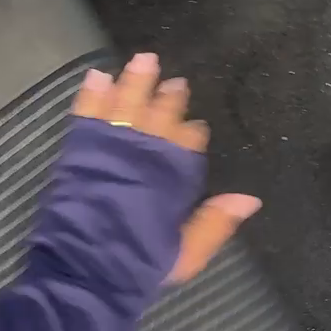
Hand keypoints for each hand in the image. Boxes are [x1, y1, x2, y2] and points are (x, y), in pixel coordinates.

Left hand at [72, 52, 260, 283]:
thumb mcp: (187, 252)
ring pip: (126, 105)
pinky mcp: (80, 152)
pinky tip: (97, 76)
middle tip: (174, 79)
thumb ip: (216, 222)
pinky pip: (88, 114)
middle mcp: (145, 156)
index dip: (192, 131)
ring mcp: (111, 150)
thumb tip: (250, 199)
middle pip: (160, 116)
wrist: (86, 272)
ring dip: (135, 81)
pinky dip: (92, 94)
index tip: (195, 124)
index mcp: (173, 179)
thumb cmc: (140, 264)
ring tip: (143, 59)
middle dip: (168, 96)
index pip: (188, 143)